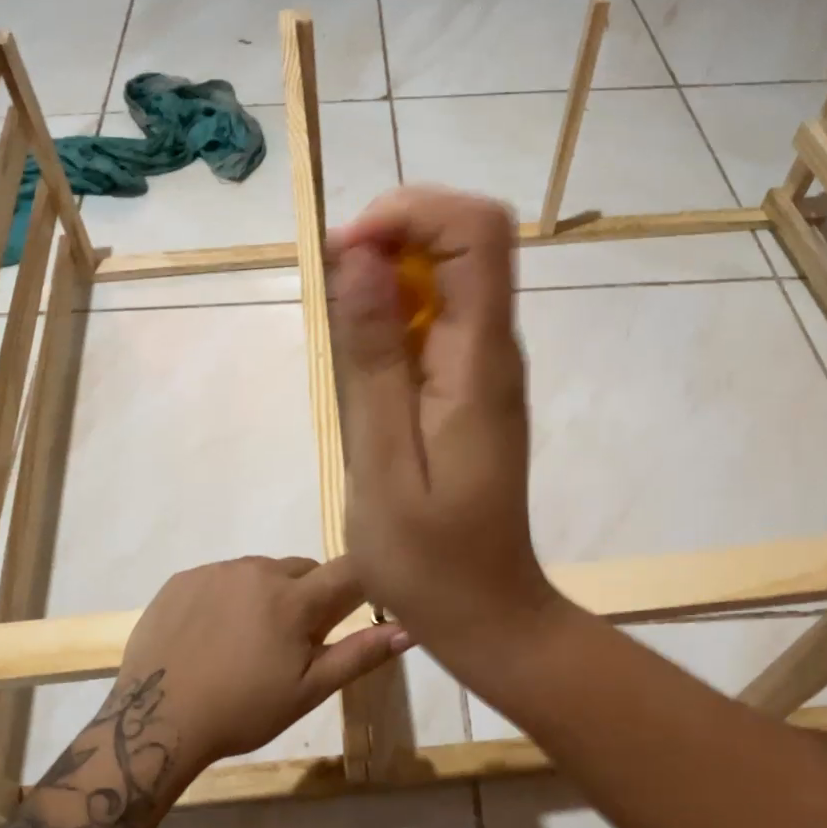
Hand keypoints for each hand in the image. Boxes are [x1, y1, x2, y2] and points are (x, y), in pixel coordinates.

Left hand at [117, 556, 407, 762]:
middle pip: (303, 570)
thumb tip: (411, 628)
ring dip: (269, 595)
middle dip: (310, 596)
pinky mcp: (181, 579)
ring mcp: (215, 571)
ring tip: (249, 642)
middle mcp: (257, 571)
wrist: (157, 720)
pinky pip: (222, 577)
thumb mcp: (309, 691)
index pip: (348, 569)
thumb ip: (361, 654)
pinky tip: (214, 635)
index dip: (364, 581)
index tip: (364, 603)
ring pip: (261, 572)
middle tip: (294, 643)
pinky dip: (229, 596)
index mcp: (294, 598)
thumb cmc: (243, 711)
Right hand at [326, 187, 562, 653]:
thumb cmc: (428, 559)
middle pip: (463, 241)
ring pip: (448, 278)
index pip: (477, 230)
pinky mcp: (471, 391)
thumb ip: (372, 358)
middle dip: (390, 241)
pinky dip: (393, 321)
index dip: (409, 214)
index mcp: (481, 362)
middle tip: (331, 296)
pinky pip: (438, 324)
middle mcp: (495, 351)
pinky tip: (363, 370)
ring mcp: (488, 370)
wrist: (485, 612)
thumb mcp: (382, 461)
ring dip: (386, 281)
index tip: (344, 256)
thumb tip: (357, 257)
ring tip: (339, 338)